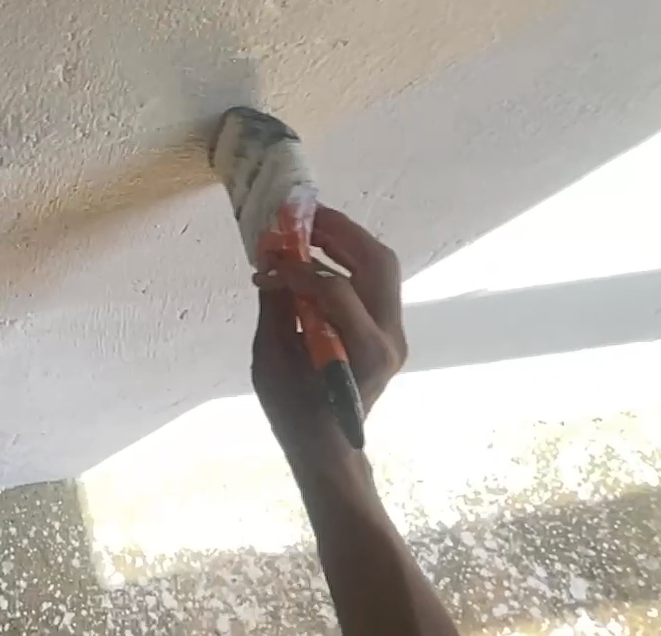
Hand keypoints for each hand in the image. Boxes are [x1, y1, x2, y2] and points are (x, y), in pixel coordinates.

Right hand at [250, 206, 405, 465]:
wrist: (328, 446)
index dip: (298, 266)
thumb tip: (270, 266)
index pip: (337, 288)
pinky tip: (314, 250)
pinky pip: (372, 279)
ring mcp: (393, 332)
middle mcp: (390, 337)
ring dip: (345, 237)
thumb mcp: (271, 359)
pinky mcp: (385, 328)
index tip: (266, 259)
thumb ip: (276, 309)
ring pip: (380, 265)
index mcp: (364, 351)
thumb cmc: (294, 410)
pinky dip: (345, 255)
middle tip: (300, 215)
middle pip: (377, 263)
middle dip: (339, 231)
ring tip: (306, 224)